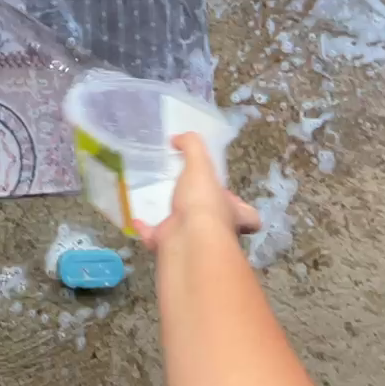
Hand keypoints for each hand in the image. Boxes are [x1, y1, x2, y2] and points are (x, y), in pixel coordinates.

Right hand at [134, 132, 261, 251]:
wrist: (187, 241)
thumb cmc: (202, 203)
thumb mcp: (201, 165)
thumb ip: (192, 147)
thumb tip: (178, 138)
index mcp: (231, 213)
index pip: (247, 215)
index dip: (238, 206)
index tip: (224, 194)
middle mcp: (217, 231)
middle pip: (217, 224)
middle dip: (204, 213)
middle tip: (187, 196)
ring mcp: (193, 242)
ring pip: (187, 233)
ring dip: (176, 221)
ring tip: (161, 203)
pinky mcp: (170, 247)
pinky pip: (156, 237)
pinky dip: (146, 228)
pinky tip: (137, 217)